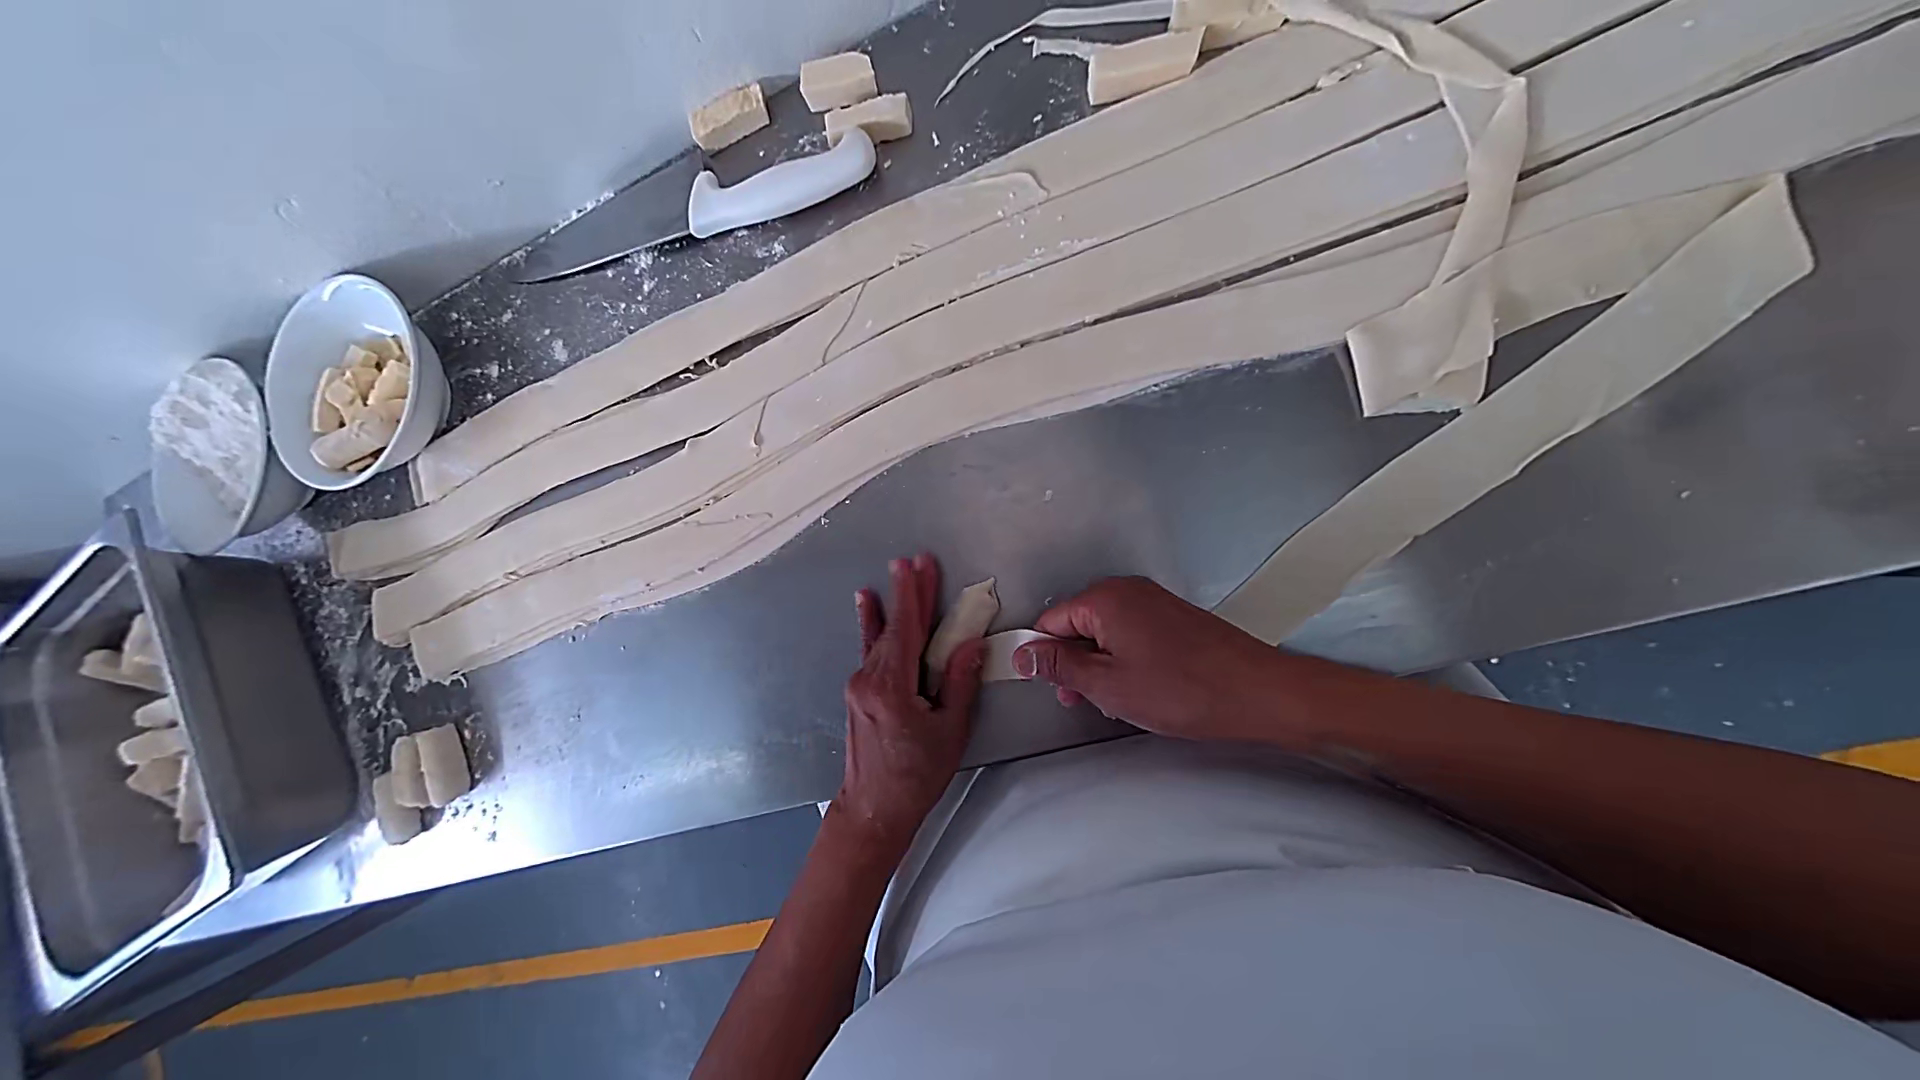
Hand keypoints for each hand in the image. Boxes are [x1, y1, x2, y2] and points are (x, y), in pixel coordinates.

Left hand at [835, 554, 984, 852]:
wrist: (874, 808)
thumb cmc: (916, 776)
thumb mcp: (950, 731)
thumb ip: (959, 683)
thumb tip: (970, 645)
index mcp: (892, 688)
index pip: (907, 630)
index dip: (914, 595)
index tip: (918, 566)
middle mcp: (869, 680)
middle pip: (895, 627)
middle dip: (909, 593)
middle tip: (918, 561)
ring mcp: (859, 684)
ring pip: (882, 637)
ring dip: (896, 606)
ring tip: (901, 574)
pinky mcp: (858, 691)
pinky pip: (869, 651)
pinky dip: (873, 625)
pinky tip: (869, 604)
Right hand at [1013, 577, 1293, 743]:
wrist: (1258, 692)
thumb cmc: (1184, 689)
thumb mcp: (1106, 684)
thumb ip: (1058, 665)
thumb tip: (1024, 653)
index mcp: (1104, 599)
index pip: (1049, 621)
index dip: (1042, 656)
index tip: (1047, 686)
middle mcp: (1127, 590)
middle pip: (1076, 624)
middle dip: (1072, 663)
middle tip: (1083, 700)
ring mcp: (1152, 601)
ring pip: (1104, 632)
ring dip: (1099, 665)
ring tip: (1116, 700)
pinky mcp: (1171, 616)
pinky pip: (1130, 633)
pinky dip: (1124, 659)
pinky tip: (1140, 687)